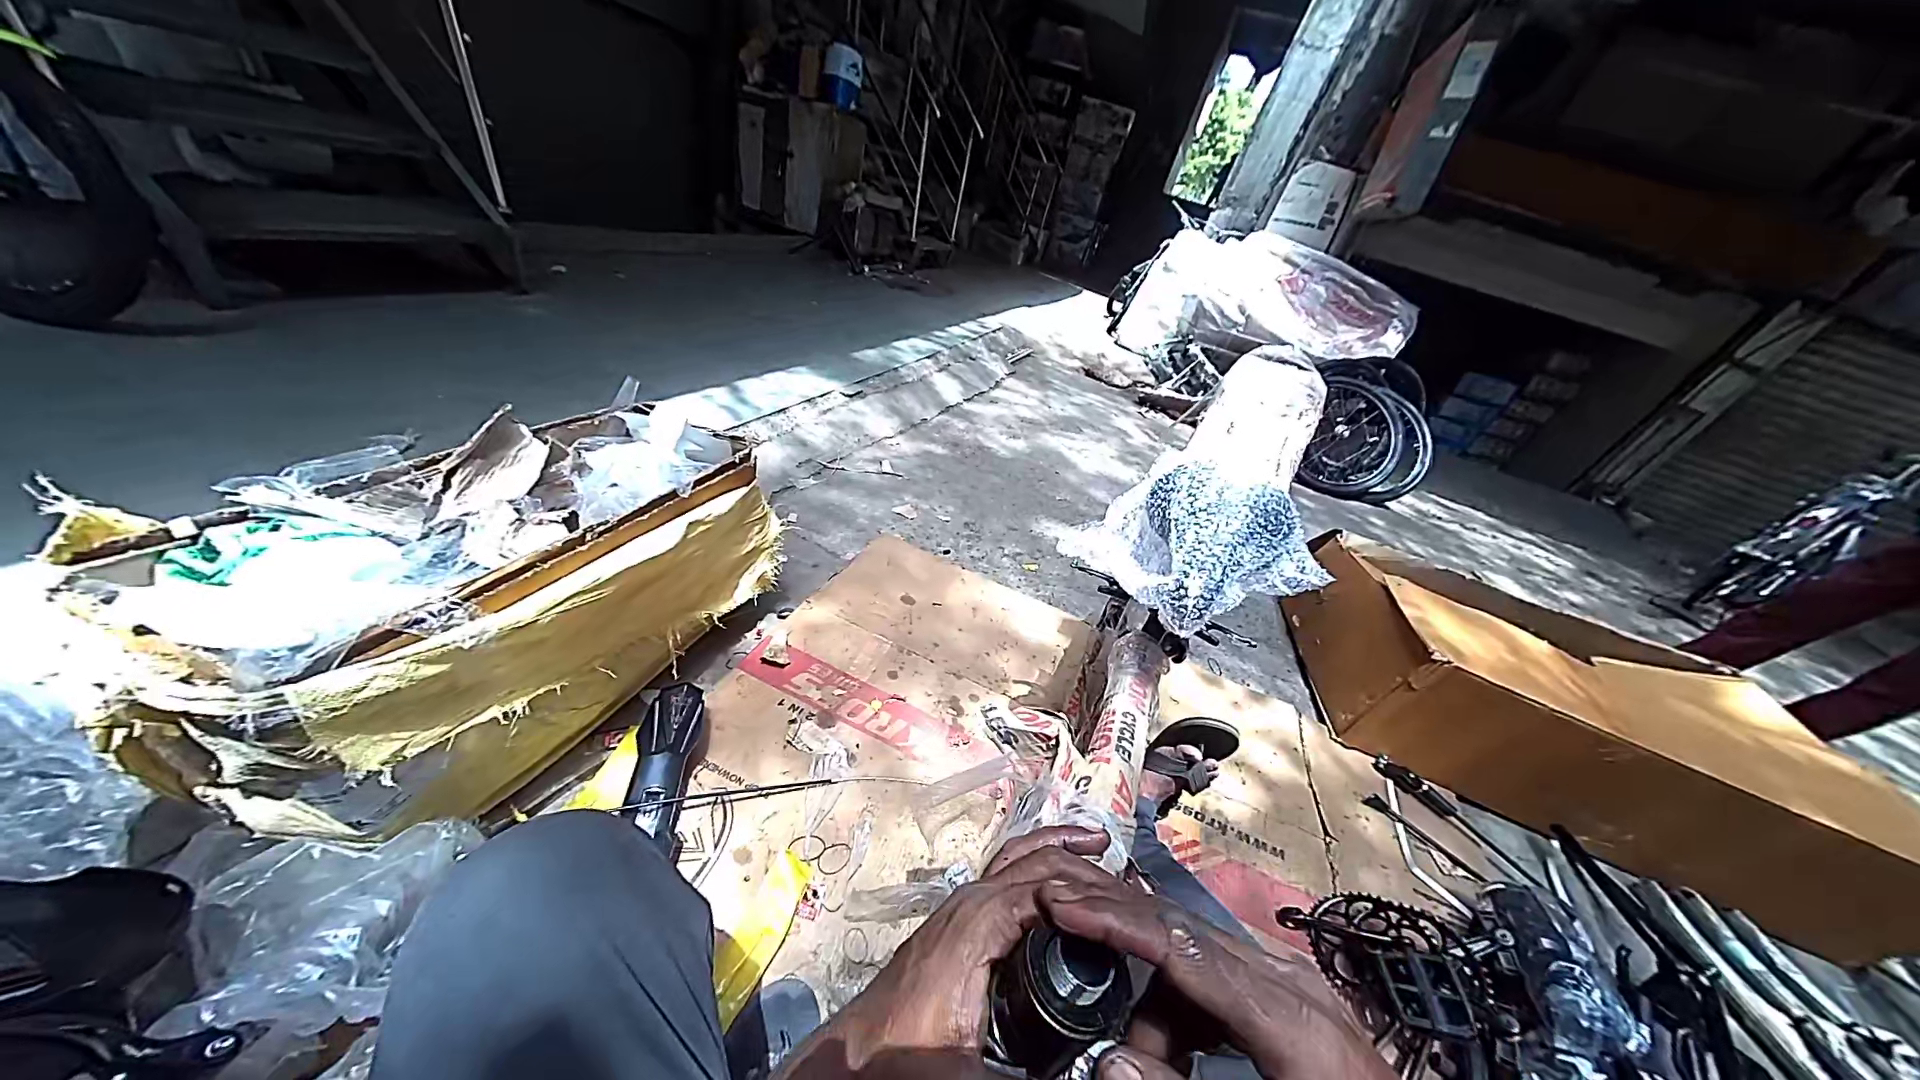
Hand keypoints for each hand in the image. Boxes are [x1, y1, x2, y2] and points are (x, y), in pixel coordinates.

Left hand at [777, 825, 1115, 1078]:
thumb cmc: (907, 1060)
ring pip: (1017, 856)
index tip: (1129, 909)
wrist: (854, 1058)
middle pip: (1034, 861)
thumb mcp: (972, 1073)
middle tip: (1129, 878)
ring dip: (1057, 847)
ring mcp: (962, 903)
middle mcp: (971, 900)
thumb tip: (1093, 1068)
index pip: (1045, 888)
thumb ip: (1036, 1069)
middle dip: (1080, 862)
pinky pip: (1004, 871)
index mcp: (978, 925)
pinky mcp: (959, 916)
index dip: (1089, 894)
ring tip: (1096, 845)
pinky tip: (1053, 870)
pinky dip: (1033, 859)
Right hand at [1037, 876, 1395, 1079]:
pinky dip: (1182, 1006)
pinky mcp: (1292, 994)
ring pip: (1193, 955)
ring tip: (1136, 1056)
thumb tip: (1111, 1063)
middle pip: (1180, 930)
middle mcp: (1291, 982)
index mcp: (1292, 1019)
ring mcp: (1294, 982)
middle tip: (1058, 913)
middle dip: (1115, 925)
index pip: (1183, 945)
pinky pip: (1217, 978)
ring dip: (1152, 998)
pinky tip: (1170, 1046)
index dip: (1116, 920)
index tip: (1062, 904)